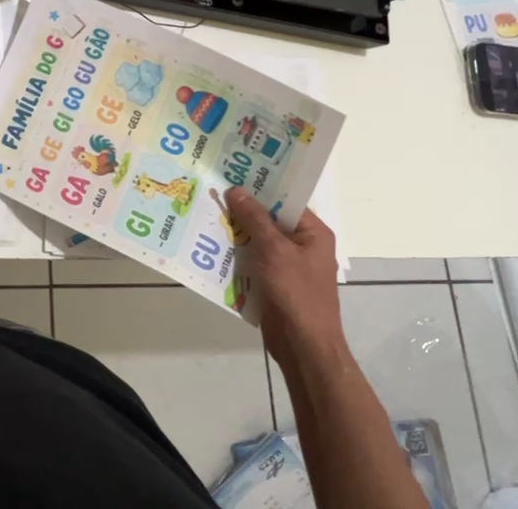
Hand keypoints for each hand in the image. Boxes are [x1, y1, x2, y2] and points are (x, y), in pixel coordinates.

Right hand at [225, 190, 345, 369]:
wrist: (303, 346)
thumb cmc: (297, 293)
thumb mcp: (274, 250)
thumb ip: (255, 219)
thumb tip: (236, 190)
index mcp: (313, 233)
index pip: (285, 200)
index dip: (260, 187)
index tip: (232, 172)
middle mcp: (301, 244)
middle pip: (268, 219)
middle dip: (241, 209)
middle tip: (211, 189)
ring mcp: (286, 264)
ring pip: (256, 239)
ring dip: (234, 231)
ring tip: (204, 212)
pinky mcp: (271, 281)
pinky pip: (250, 259)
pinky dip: (233, 253)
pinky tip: (209, 244)